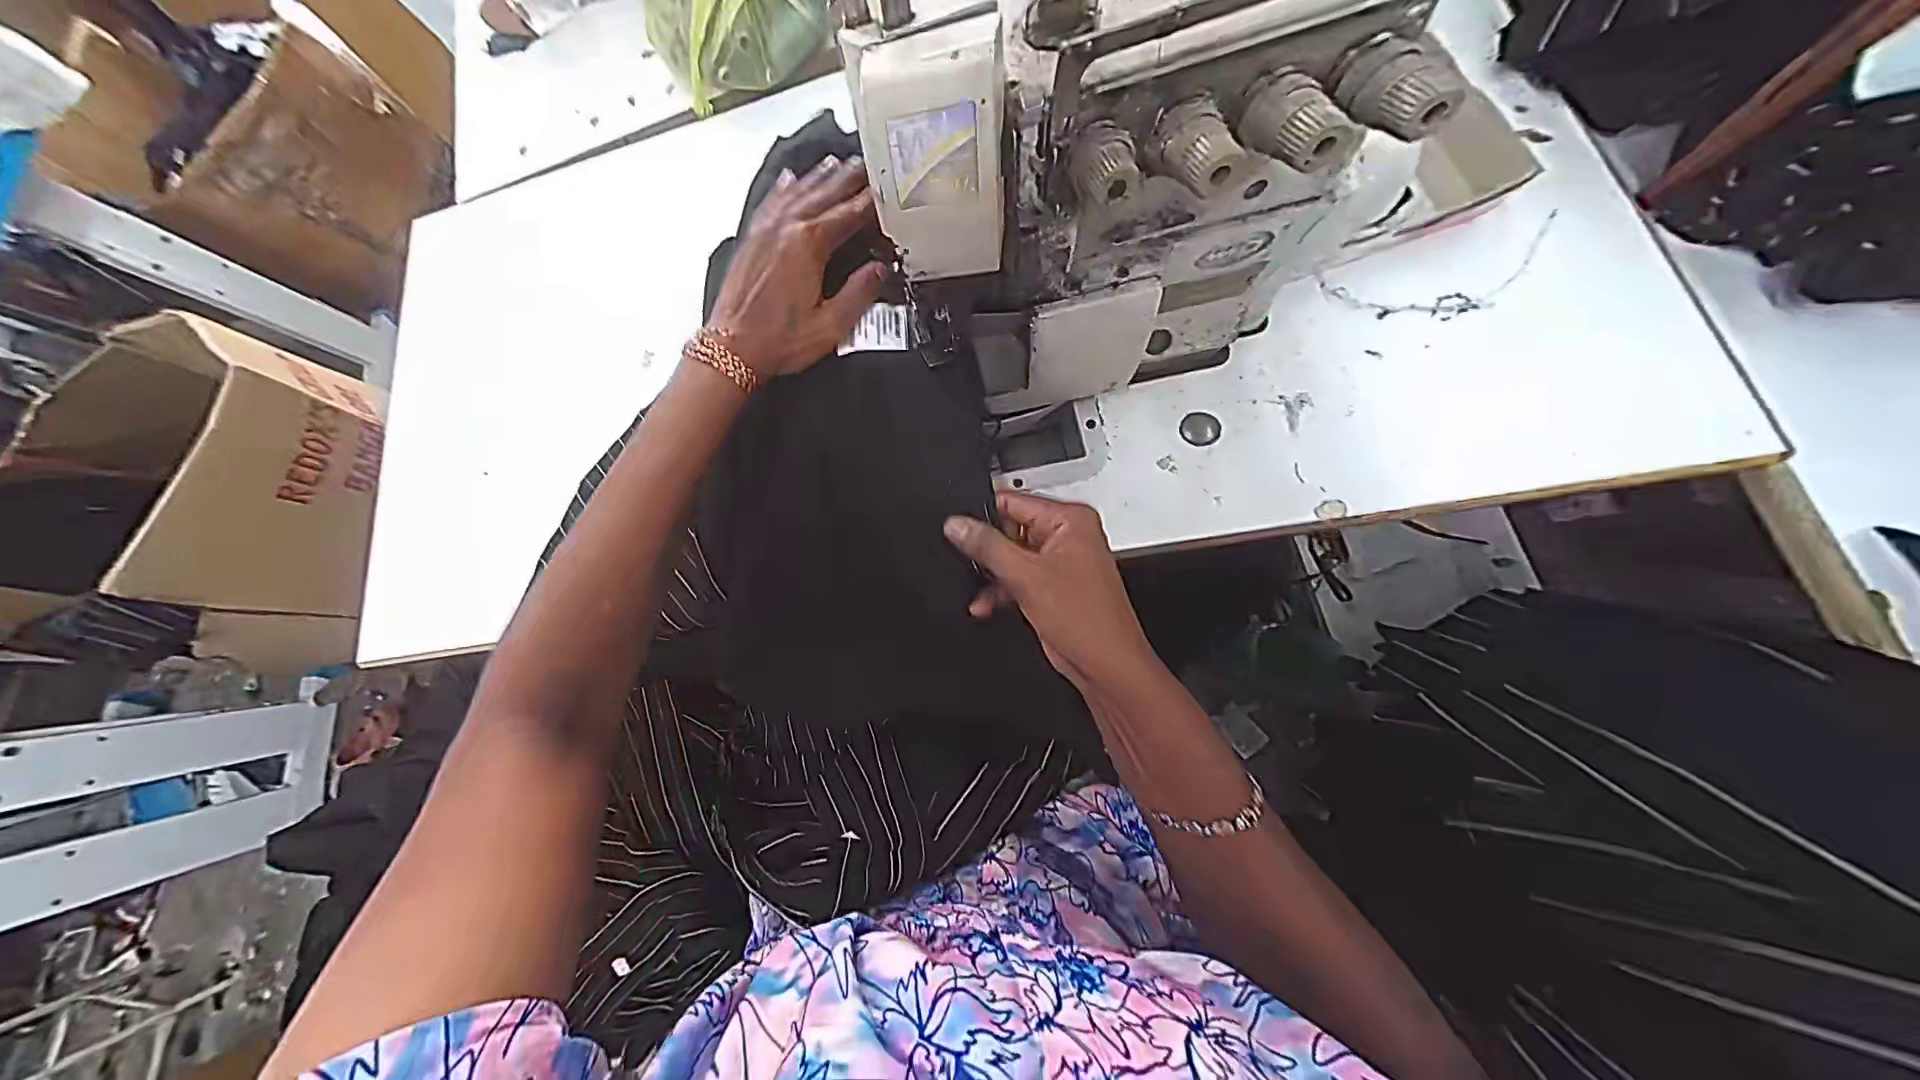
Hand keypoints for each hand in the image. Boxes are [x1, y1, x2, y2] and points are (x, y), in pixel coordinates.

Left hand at [705, 155, 886, 378]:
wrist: (733, 348)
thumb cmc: (776, 340)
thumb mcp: (831, 325)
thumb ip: (859, 293)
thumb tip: (878, 271)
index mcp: (808, 246)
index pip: (849, 215)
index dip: (871, 203)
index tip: (886, 192)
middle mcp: (785, 230)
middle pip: (824, 193)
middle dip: (848, 178)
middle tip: (866, 165)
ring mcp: (765, 232)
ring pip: (797, 191)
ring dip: (819, 176)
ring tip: (836, 163)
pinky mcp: (751, 240)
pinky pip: (771, 202)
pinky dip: (785, 187)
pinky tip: (790, 180)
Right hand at [943, 492, 1159, 694]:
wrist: (1104, 663)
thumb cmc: (1089, 620)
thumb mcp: (1025, 576)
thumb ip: (987, 546)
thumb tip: (958, 526)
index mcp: (1071, 520)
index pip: (1015, 501)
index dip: (984, 515)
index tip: (959, 529)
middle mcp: (1069, 536)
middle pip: (1011, 529)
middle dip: (989, 551)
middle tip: (974, 564)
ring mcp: (1061, 562)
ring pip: (1012, 556)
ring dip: (993, 574)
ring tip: (980, 589)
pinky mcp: (1053, 585)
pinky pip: (1018, 577)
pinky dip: (1001, 589)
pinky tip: (986, 603)